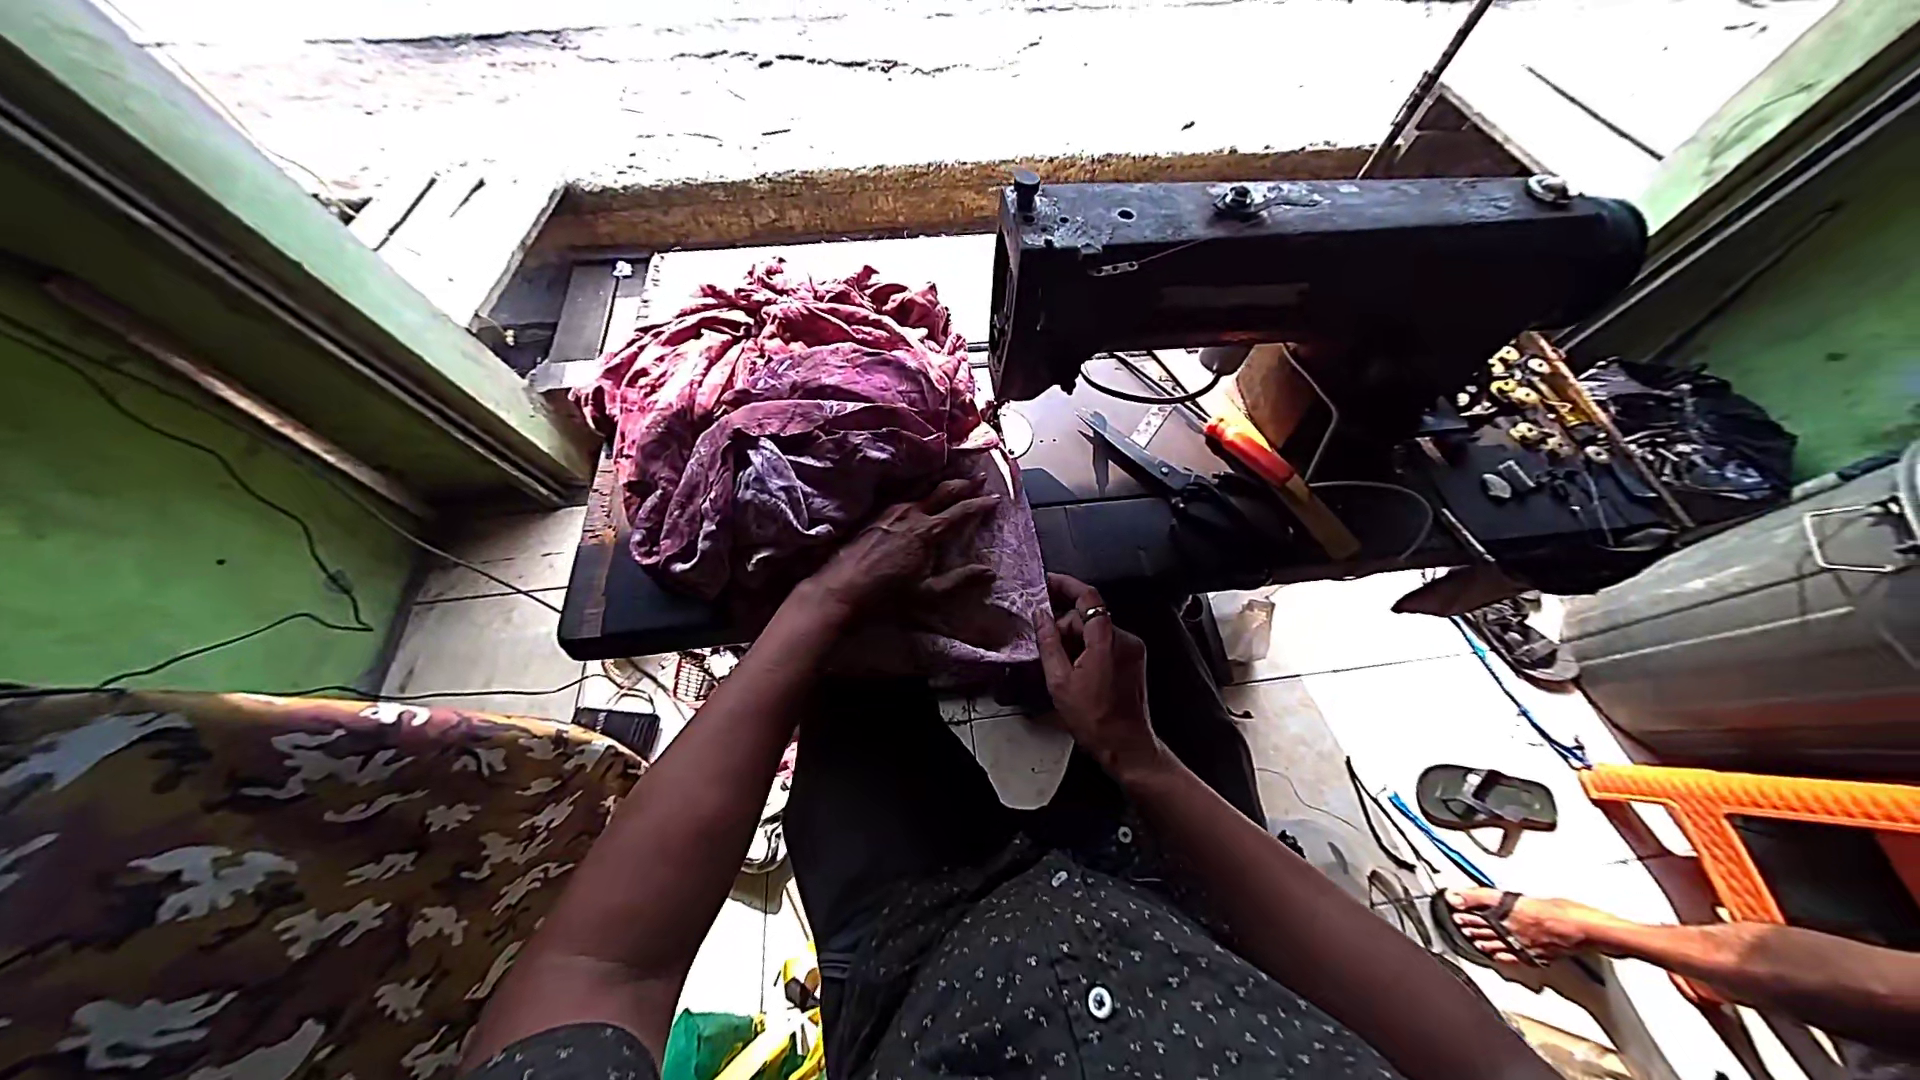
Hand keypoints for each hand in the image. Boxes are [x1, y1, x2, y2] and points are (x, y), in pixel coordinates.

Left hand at [804, 477, 998, 618]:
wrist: (841, 590)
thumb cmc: (886, 596)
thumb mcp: (928, 593)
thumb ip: (960, 580)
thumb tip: (989, 572)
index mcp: (927, 532)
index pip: (961, 512)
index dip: (980, 504)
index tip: (994, 499)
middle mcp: (910, 514)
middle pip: (942, 491)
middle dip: (964, 484)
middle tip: (980, 478)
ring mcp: (890, 512)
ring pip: (922, 490)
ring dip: (941, 484)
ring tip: (953, 480)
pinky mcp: (875, 516)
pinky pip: (904, 495)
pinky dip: (920, 490)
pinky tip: (918, 494)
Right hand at [1031, 574, 1165, 780]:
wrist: (1125, 745)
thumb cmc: (1092, 718)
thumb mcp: (1059, 681)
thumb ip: (1049, 642)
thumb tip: (1040, 615)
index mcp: (1106, 641)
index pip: (1088, 597)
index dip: (1066, 585)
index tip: (1047, 582)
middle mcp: (1124, 638)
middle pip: (1089, 616)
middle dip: (1065, 625)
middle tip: (1047, 646)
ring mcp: (1132, 648)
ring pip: (1096, 629)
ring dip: (1076, 638)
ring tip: (1062, 665)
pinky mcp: (1134, 659)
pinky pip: (1106, 641)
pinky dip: (1089, 647)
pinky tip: (1077, 668)